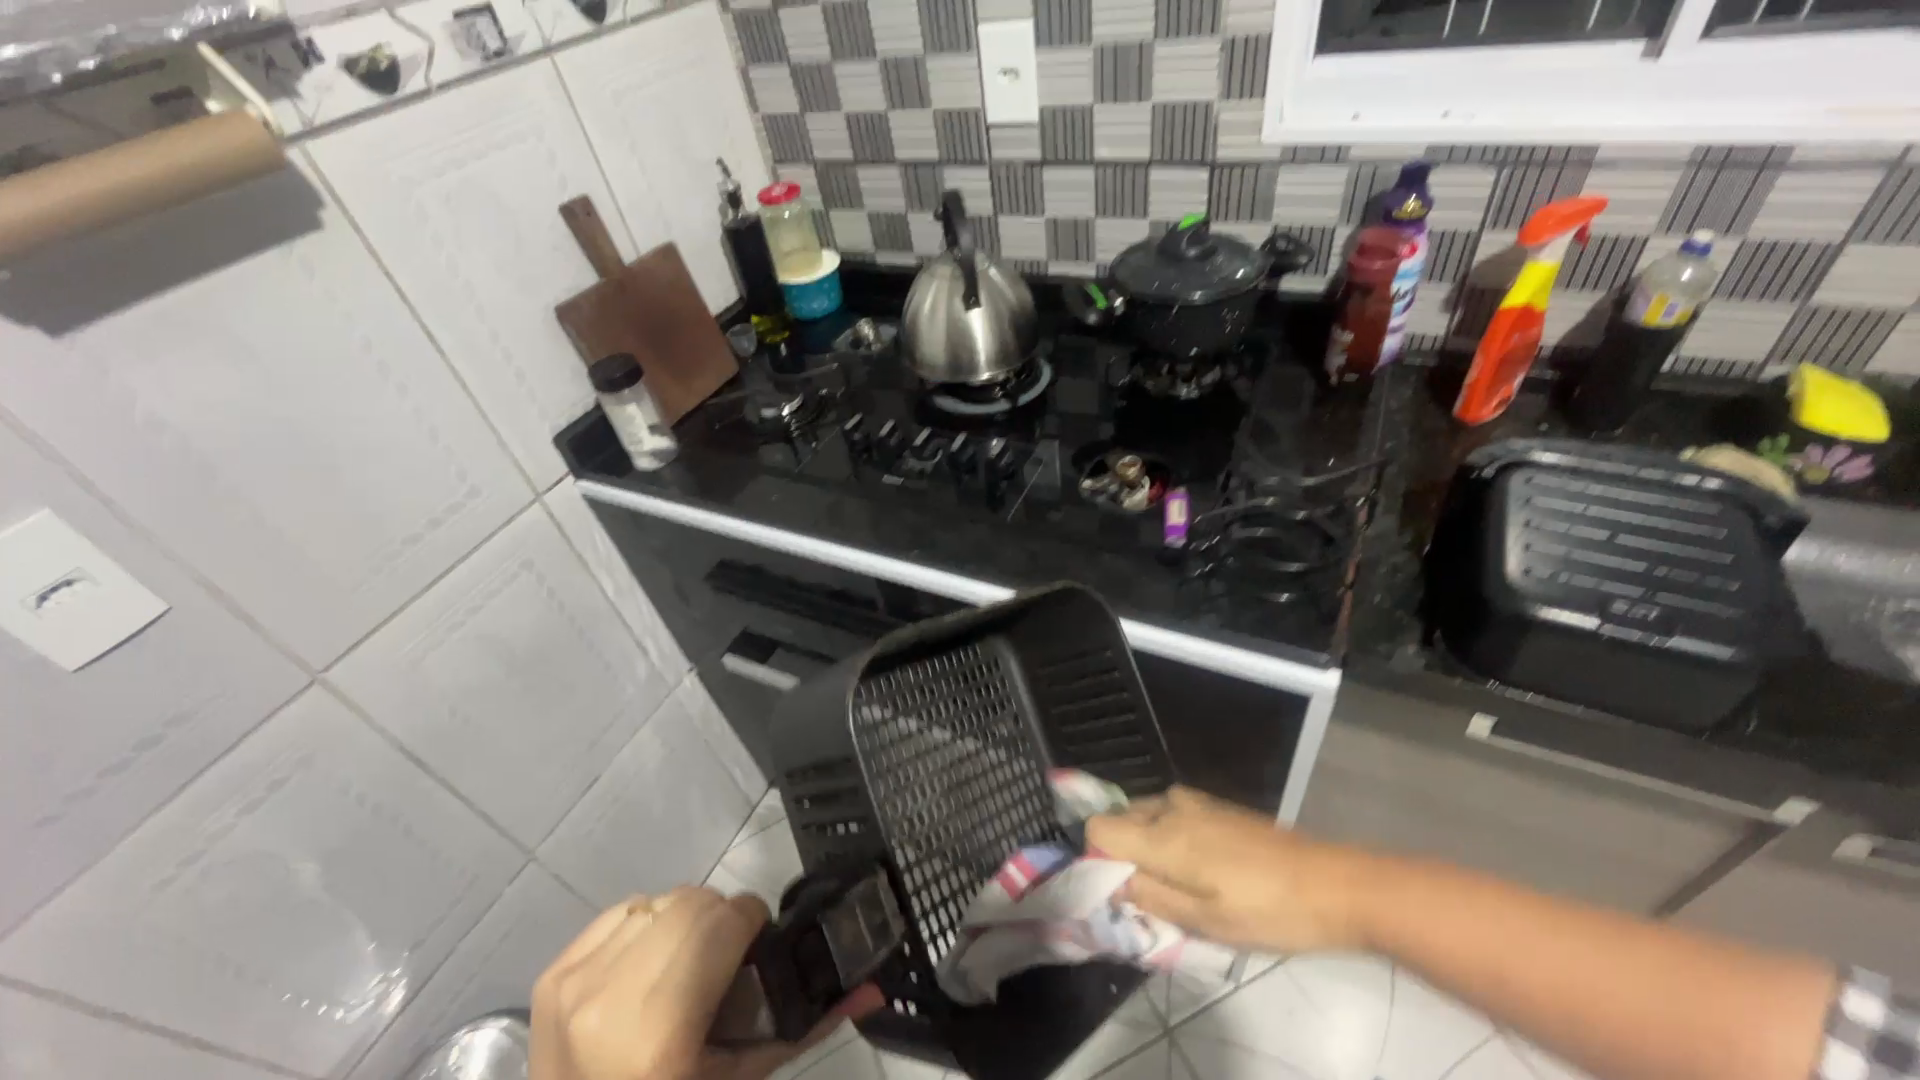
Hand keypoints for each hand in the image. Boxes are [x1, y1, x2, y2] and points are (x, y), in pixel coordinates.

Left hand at [531, 886, 883, 1079]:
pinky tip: (651, 968)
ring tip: (688, 968)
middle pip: (693, 901)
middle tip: (729, 962)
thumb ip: (807, 1028)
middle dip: (722, 921)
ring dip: (685, 921)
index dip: (753, 924)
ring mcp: (573, 981)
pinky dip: (648, 927)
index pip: (725, 920)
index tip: (759, 948)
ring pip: (659, 900)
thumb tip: (872, 990)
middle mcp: (607, 996)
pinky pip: (622, 912)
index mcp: (658, 1031)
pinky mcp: (552, 973)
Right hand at [1086, 786, 1375, 954]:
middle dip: (1121, 853)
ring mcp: (1197, 802)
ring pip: (1146, 816)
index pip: (1096, 828)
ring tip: (1175, 883)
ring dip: (1147, 845)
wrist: (1335, 884)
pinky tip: (1201, 868)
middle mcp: (1171, 808)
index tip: (1119, 891)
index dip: (1096, 859)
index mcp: (1162, 835)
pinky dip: (1169, 837)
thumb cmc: (1267, 911)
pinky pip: (1171, 814)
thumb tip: (1110, 882)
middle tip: (1147, 894)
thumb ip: (1149, 898)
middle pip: (1119, 819)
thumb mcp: (1204, 921)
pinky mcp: (1218, 806)